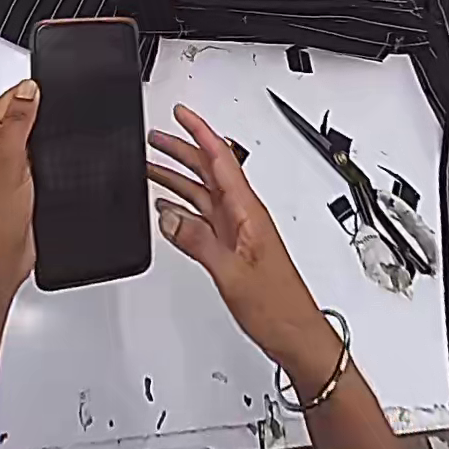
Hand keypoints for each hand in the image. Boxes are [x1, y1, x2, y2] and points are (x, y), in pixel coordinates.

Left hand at [0, 80, 39, 300]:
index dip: (28, 93)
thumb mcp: (8, 163)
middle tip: (58, 111)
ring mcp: (1, 174)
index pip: (5, 103)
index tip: (49, 86)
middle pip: (17, 121)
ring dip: (42, 141)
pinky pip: (35, 165)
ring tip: (56, 137)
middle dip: (38, 117)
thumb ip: (19, 123)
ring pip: (28, 144)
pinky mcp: (17, 191)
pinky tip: (53, 164)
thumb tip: (28, 90)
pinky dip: (46, 162)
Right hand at [146, 105, 340, 393]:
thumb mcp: (232, 272)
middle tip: (156, 136)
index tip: (181, 113)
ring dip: (178, 175)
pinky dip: (181, 207)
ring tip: (151, 164)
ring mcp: (236, 229)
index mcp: (247, 210)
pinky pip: (202, 216)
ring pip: (202, 190)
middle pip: (208, 168)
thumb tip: (169, 216)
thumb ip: (197, 241)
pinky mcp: (231, 245)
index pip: (220, 157)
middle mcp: (242, 213)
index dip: (200, 130)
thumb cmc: (278, 305)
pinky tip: (166, 208)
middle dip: (182, 147)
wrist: (296, 335)